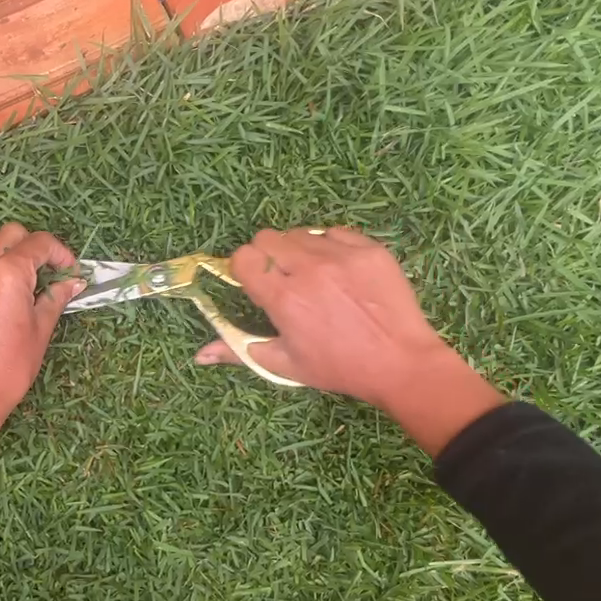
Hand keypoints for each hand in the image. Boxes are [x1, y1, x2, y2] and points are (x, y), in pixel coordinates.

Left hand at [0, 223, 85, 469]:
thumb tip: (74, 282)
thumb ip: (56, 298)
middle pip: (15, 235)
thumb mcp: (41, 328)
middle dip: (38, 247)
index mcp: (8, 271)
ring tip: (38, 286)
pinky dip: (4, 269)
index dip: (62, 254)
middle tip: (55, 273)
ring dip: (20, 257)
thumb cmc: (11, 364)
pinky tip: (18, 296)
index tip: (74, 273)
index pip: (40, 244)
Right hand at [195, 227, 503, 453]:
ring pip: (299, 233)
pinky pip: (334, 233)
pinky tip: (337, 271)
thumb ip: (238, 351)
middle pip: (267, 237)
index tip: (253, 284)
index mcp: (283, 299)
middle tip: (281, 278)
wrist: (400, 362)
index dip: (243, 269)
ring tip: (311, 275)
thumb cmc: (338, 367)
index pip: (243, 258)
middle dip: (266, 255)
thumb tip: (199, 355)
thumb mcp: (284, 364)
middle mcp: (309, 271)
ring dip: (296, 250)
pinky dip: (328, 247)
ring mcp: (341, 256)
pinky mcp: (369, 249)